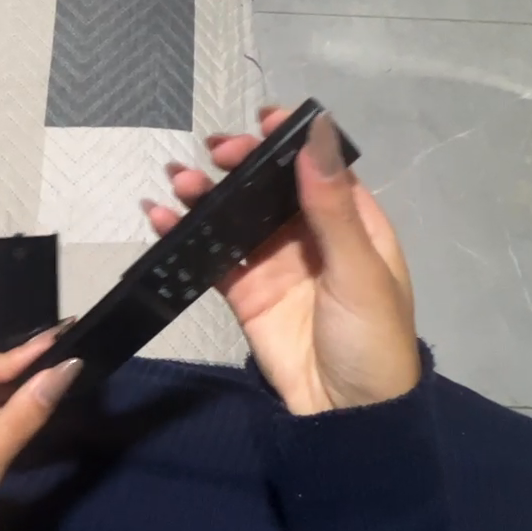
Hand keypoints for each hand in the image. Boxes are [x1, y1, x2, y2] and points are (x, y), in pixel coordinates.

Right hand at [143, 108, 418, 415]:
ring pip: (233, 217)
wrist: (343, 412)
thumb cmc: (370, 338)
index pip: (317, 169)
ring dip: (206, 196)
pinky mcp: (242, 291)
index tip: (262, 119)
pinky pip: (210, 257)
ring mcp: (271, 263)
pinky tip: (161, 219)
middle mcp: (308, 236)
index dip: (291, 141)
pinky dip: (184, 237)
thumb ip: (332, 209)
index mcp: (350, 223)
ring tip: (178, 181)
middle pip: (267, 188)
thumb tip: (315, 139)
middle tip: (213, 154)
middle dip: (240, 164)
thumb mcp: (358, 272)